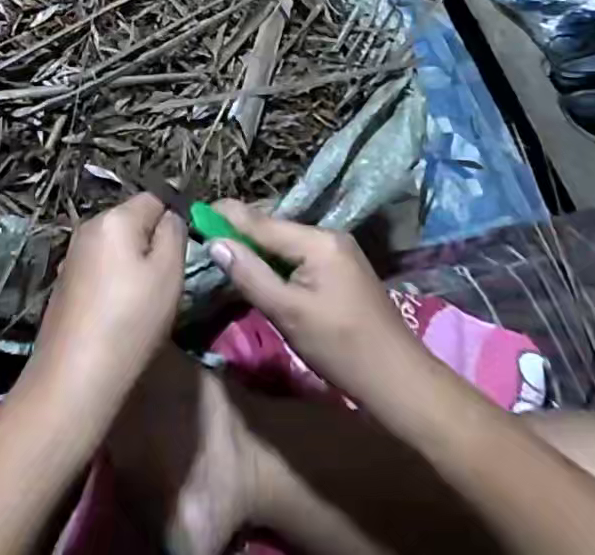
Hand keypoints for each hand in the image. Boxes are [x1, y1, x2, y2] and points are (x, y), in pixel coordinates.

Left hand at [30, 193, 187, 401]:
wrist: (74, 377)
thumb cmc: (131, 320)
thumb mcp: (168, 273)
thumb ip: (174, 232)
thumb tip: (172, 213)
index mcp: (113, 218)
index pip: (155, 197)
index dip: (176, 215)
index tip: (190, 247)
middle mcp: (88, 227)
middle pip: (133, 219)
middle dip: (153, 239)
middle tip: (171, 276)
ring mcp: (72, 255)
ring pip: (116, 245)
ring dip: (134, 261)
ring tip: (148, 297)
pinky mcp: (65, 282)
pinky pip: (100, 267)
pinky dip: (115, 279)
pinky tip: (121, 309)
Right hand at [206, 200, 423, 403]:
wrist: (399, 381)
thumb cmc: (341, 348)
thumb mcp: (287, 312)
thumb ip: (249, 274)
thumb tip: (215, 242)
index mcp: (317, 241)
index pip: (260, 221)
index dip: (226, 216)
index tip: (195, 214)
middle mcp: (328, 235)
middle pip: (272, 226)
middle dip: (239, 231)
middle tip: (206, 238)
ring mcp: (338, 250)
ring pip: (284, 241)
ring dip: (256, 246)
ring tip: (225, 252)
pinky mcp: (341, 267)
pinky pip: (298, 253)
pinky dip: (275, 260)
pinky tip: (260, 271)